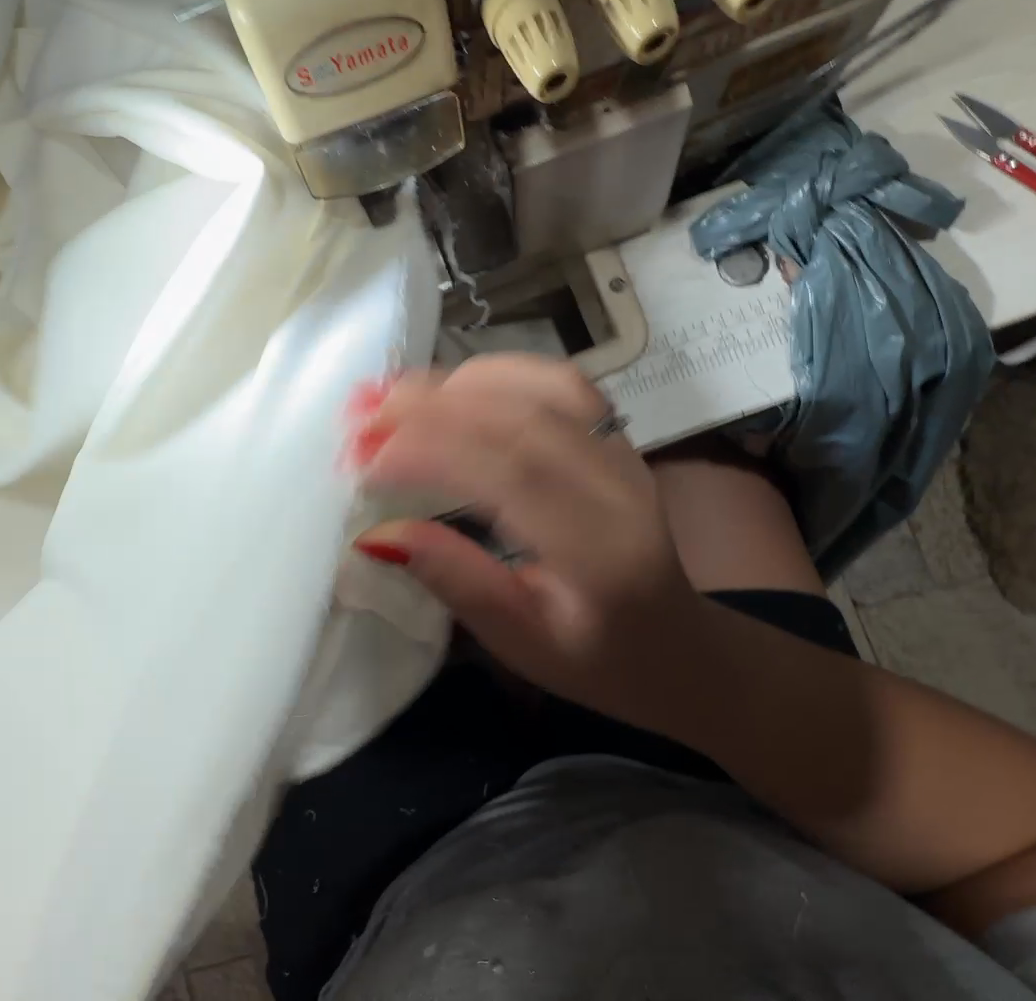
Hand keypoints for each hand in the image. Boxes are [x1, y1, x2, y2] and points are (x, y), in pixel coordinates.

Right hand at [348, 355, 706, 717]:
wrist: (678, 647)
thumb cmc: (598, 659)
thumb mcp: (520, 641)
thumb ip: (457, 581)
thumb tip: (377, 534)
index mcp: (599, 549)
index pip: (512, 473)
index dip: (432, 453)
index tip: (364, 459)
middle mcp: (618, 484)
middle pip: (522, 417)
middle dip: (429, 408)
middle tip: (356, 416)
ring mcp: (622, 451)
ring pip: (539, 387)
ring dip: (456, 383)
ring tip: (388, 395)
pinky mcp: (615, 437)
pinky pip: (556, 382)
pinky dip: (494, 375)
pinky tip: (449, 387)